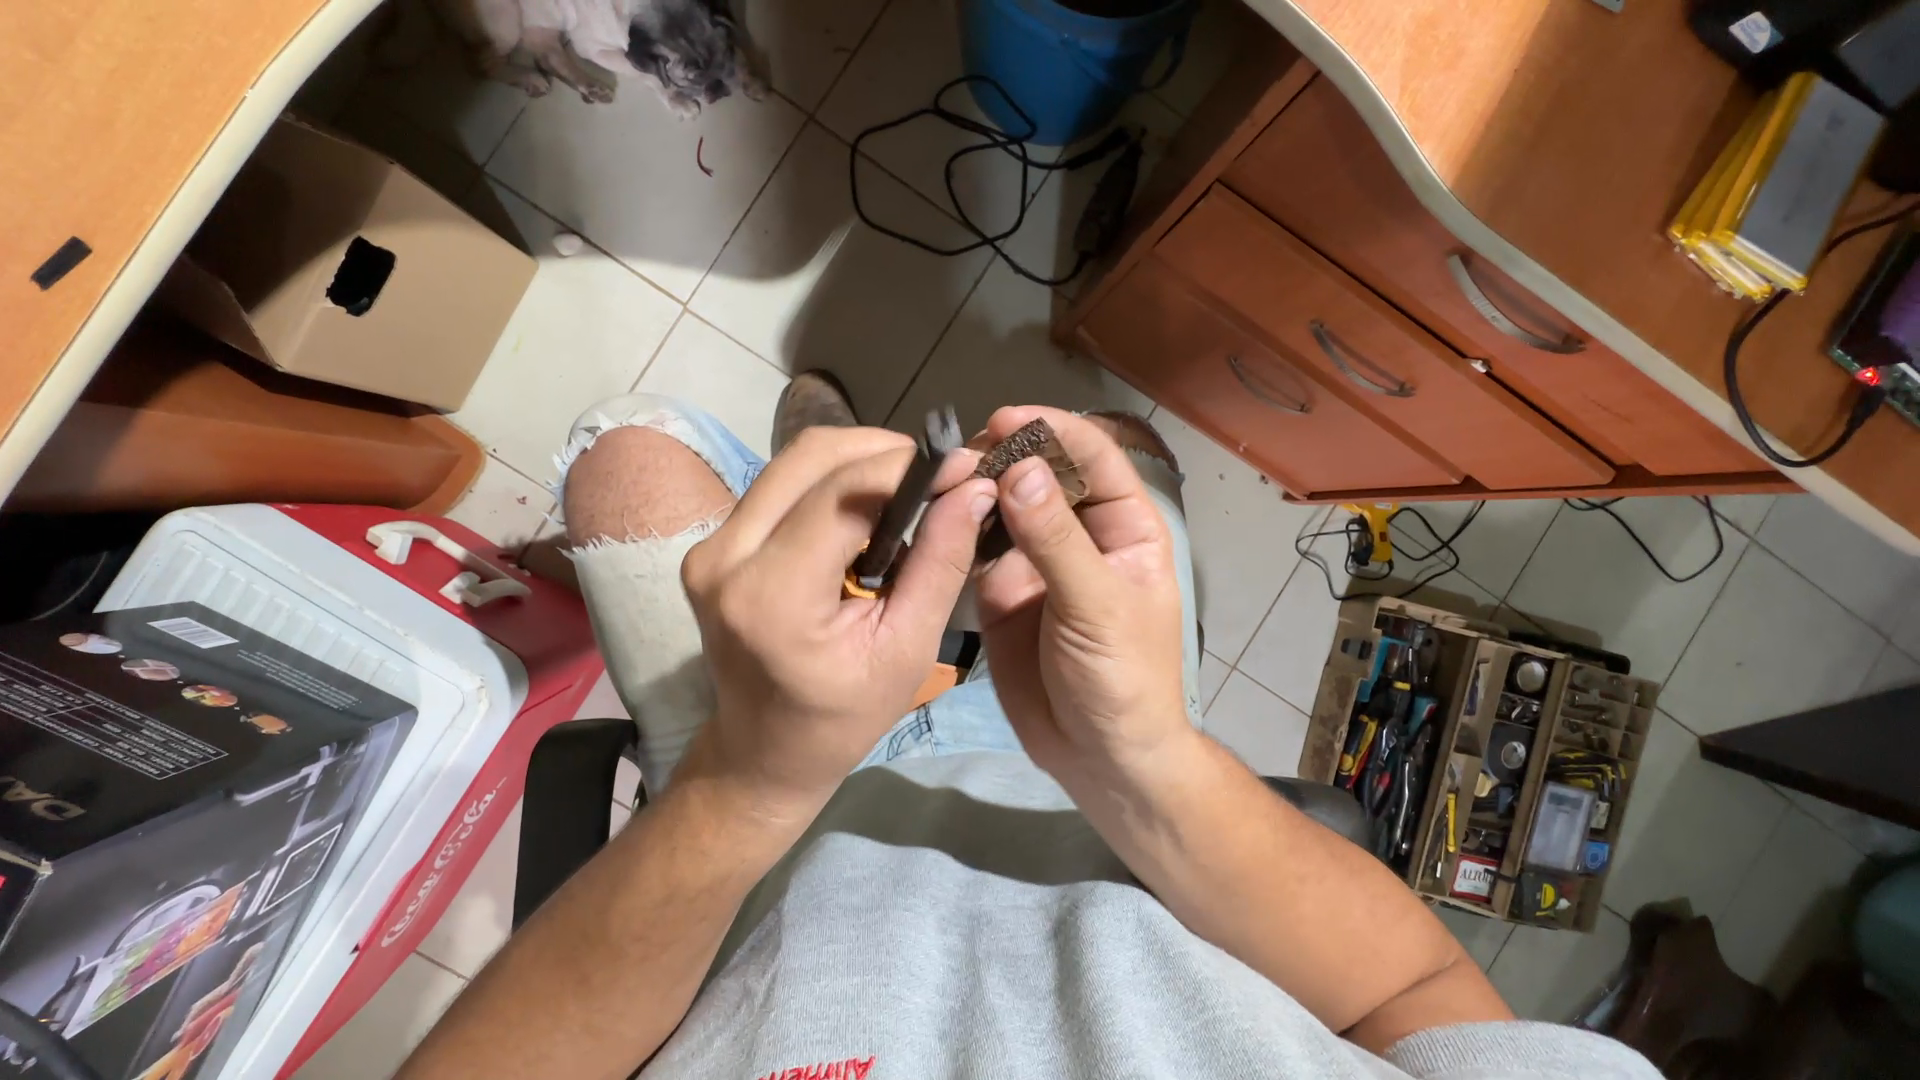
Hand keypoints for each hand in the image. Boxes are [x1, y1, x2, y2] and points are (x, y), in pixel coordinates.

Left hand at [678, 426, 995, 815]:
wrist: (761, 752)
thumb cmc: (841, 718)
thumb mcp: (906, 650)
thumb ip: (940, 562)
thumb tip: (975, 488)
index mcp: (772, 595)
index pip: (845, 493)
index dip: (908, 466)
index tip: (962, 464)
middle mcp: (725, 556)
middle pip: (811, 455)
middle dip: (884, 451)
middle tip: (937, 472)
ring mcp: (709, 546)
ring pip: (794, 460)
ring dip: (858, 461)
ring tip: (908, 489)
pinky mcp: (712, 542)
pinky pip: (780, 484)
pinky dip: (832, 480)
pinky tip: (868, 509)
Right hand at [972, 407, 1191, 784]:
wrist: (1096, 756)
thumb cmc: (1122, 679)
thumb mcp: (1097, 607)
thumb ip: (1056, 540)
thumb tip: (1020, 469)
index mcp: (1124, 527)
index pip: (1093, 459)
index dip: (1054, 432)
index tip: (1006, 420)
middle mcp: (1078, 533)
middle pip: (1041, 474)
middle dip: (1005, 456)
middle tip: (960, 455)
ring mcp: (1035, 560)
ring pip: (1003, 505)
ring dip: (976, 487)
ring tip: (939, 479)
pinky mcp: (999, 588)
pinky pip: (975, 545)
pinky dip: (956, 527)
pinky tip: (931, 513)